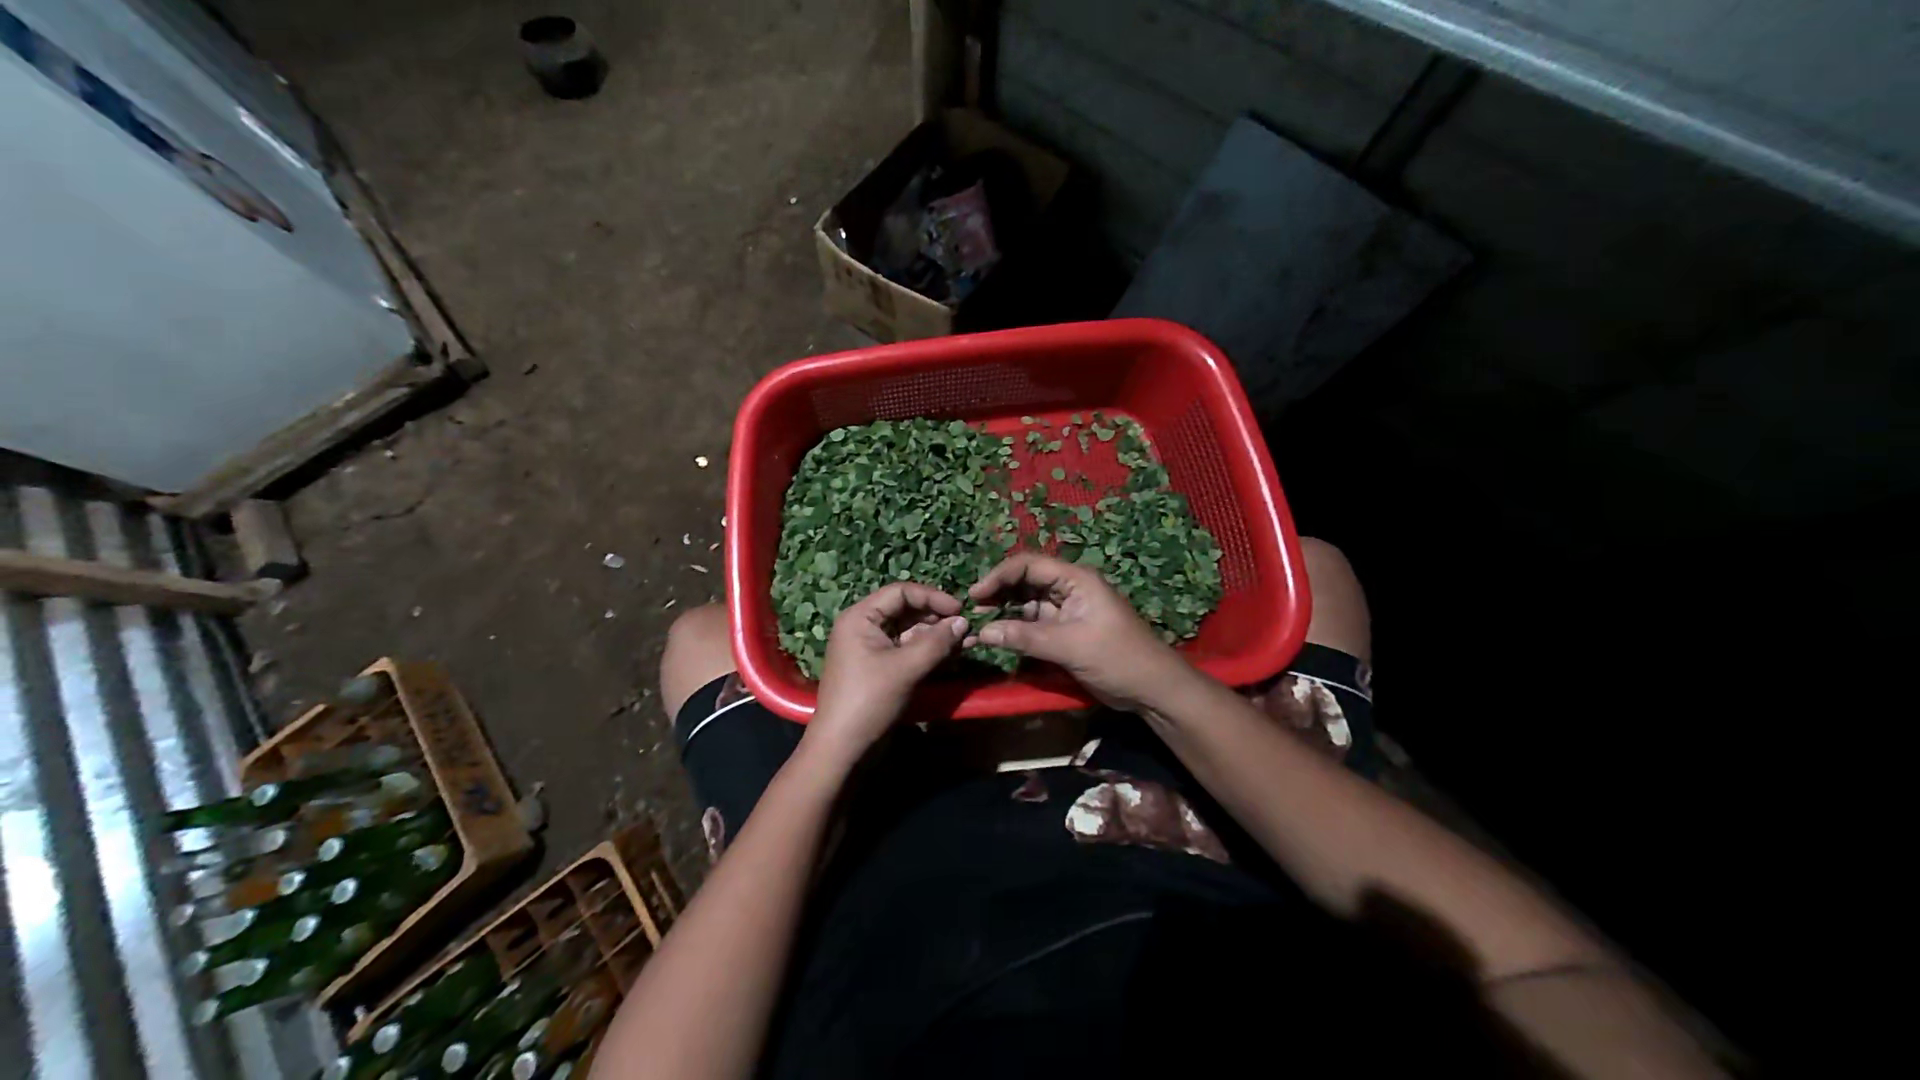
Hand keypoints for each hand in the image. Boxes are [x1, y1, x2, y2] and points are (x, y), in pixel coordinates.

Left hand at [806, 582, 966, 765]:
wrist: (842, 746)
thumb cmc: (869, 700)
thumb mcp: (906, 668)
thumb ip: (937, 642)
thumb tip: (963, 622)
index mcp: (860, 617)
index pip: (901, 592)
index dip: (932, 597)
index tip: (960, 609)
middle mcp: (863, 626)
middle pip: (905, 610)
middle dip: (937, 617)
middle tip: (966, 628)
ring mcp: (870, 647)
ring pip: (909, 630)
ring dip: (936, 635)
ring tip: (966, 642)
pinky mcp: (878, 666)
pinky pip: (906, 649)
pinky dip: (927, 650)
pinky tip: (951, 654)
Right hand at [969, 553, 1190, 711]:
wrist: (1152, 688)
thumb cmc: (1118, 658)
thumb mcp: (1070, 646)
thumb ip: (1026, 637)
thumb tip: (983, 631)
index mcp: (1076, 579)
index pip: (1028, 565)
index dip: (998, 576)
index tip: (974, 595)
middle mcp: (1069, 588)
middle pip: (1025, 581)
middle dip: (998, 594)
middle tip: (971, 613)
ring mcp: (1067, 610)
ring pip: (1026, 603)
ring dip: (1004, 612)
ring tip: (978, 625)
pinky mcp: (1065, 631)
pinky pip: (1033, 624)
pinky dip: (1015, 629)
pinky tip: (997, 637)